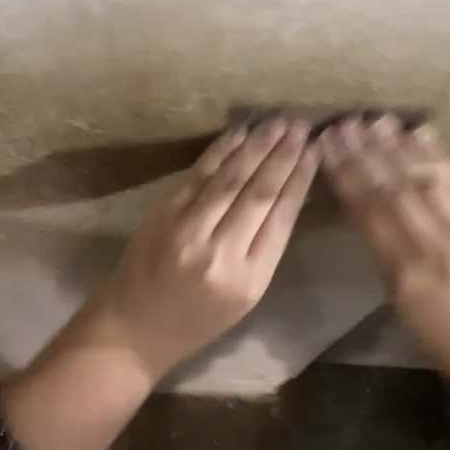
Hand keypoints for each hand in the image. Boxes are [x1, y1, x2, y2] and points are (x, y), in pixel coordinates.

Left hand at [73, 118, 319, 378]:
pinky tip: (240, 132)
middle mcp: (220, 253)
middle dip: (282, 155)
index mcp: (249, 280)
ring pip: (230, 178)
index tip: (314, 151)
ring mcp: (189, 229)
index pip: (281, 217)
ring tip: (277, 122)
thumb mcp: (245, 295)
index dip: (299, 179)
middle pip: (258, 193)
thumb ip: (265, 246)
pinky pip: (200, 174)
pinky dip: (222, 150)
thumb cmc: (198, 318)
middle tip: (300, 125)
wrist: (134, 327)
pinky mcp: (165, 212)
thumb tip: (288, 191)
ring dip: (256, 145)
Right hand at [319, 115, 449, 374]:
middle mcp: (438, 247)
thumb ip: (378, 237)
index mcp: (406, 272)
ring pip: (425, 177)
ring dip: (395, 144)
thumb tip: (357, 186)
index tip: (327, 145)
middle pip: (395, 188)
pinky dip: (431, 152)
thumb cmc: (429, 321)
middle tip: (344, 124)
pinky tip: (412, 131)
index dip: (346, 174)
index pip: (370, 211)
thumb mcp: (391, 288)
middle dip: (366, 152)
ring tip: (373, 120)